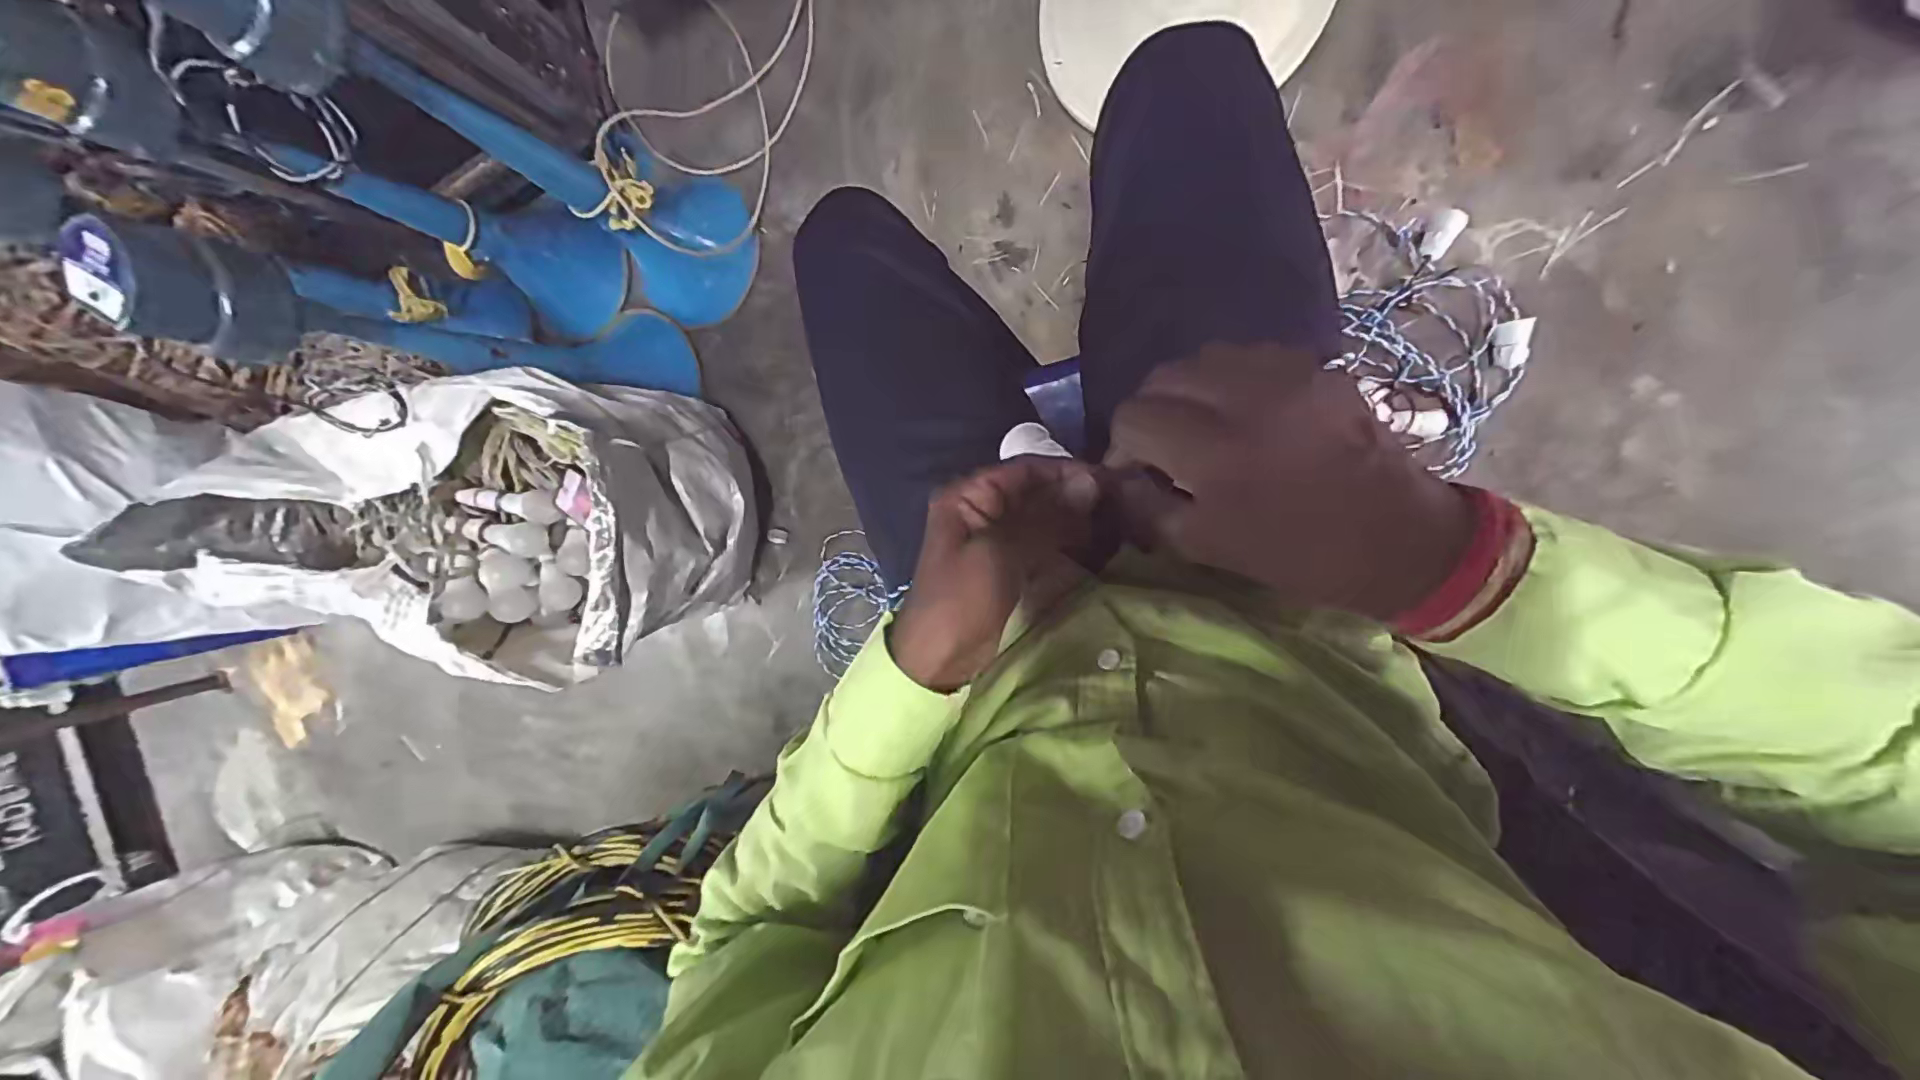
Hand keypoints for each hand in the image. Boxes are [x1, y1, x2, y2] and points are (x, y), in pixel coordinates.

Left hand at [888, 457, 1103, 691]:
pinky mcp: (1018, 570)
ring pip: (1050, 519)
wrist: (940, 662)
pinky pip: (1052, 547)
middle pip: (1041, 493)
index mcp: (970, 496)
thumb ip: (1044, 516)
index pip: (1027, 470)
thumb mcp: (998, 552)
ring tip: (1126, 525)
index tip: (1113, 481)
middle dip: (1082, 497)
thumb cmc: (960, 600)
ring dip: (1084, 521)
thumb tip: (1091, 481)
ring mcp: (1004, 541)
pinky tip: (1108, 548)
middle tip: (1129, 505)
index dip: (1069, 471)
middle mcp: (987, 511)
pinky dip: (1077, 546)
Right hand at [1104, 342, 1474, 620]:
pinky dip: (1228, 380)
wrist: (1396, 538)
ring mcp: (1286, 373)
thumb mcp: (1203, 545)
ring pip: (1202, 358)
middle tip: (1161, 446)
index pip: (1132, 417)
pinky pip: (1248, 357)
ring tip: (1200, 424)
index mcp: (1213, 451)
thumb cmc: (1293, 554)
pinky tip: (1242, 411)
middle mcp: (1245, 397)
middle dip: (1149, 412)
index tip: (1135, 470)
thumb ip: (1145, 506)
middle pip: (1161, 378)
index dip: (1121, 446)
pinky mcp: (1316, 366)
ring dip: (1186, 391)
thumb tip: (1117, 477)